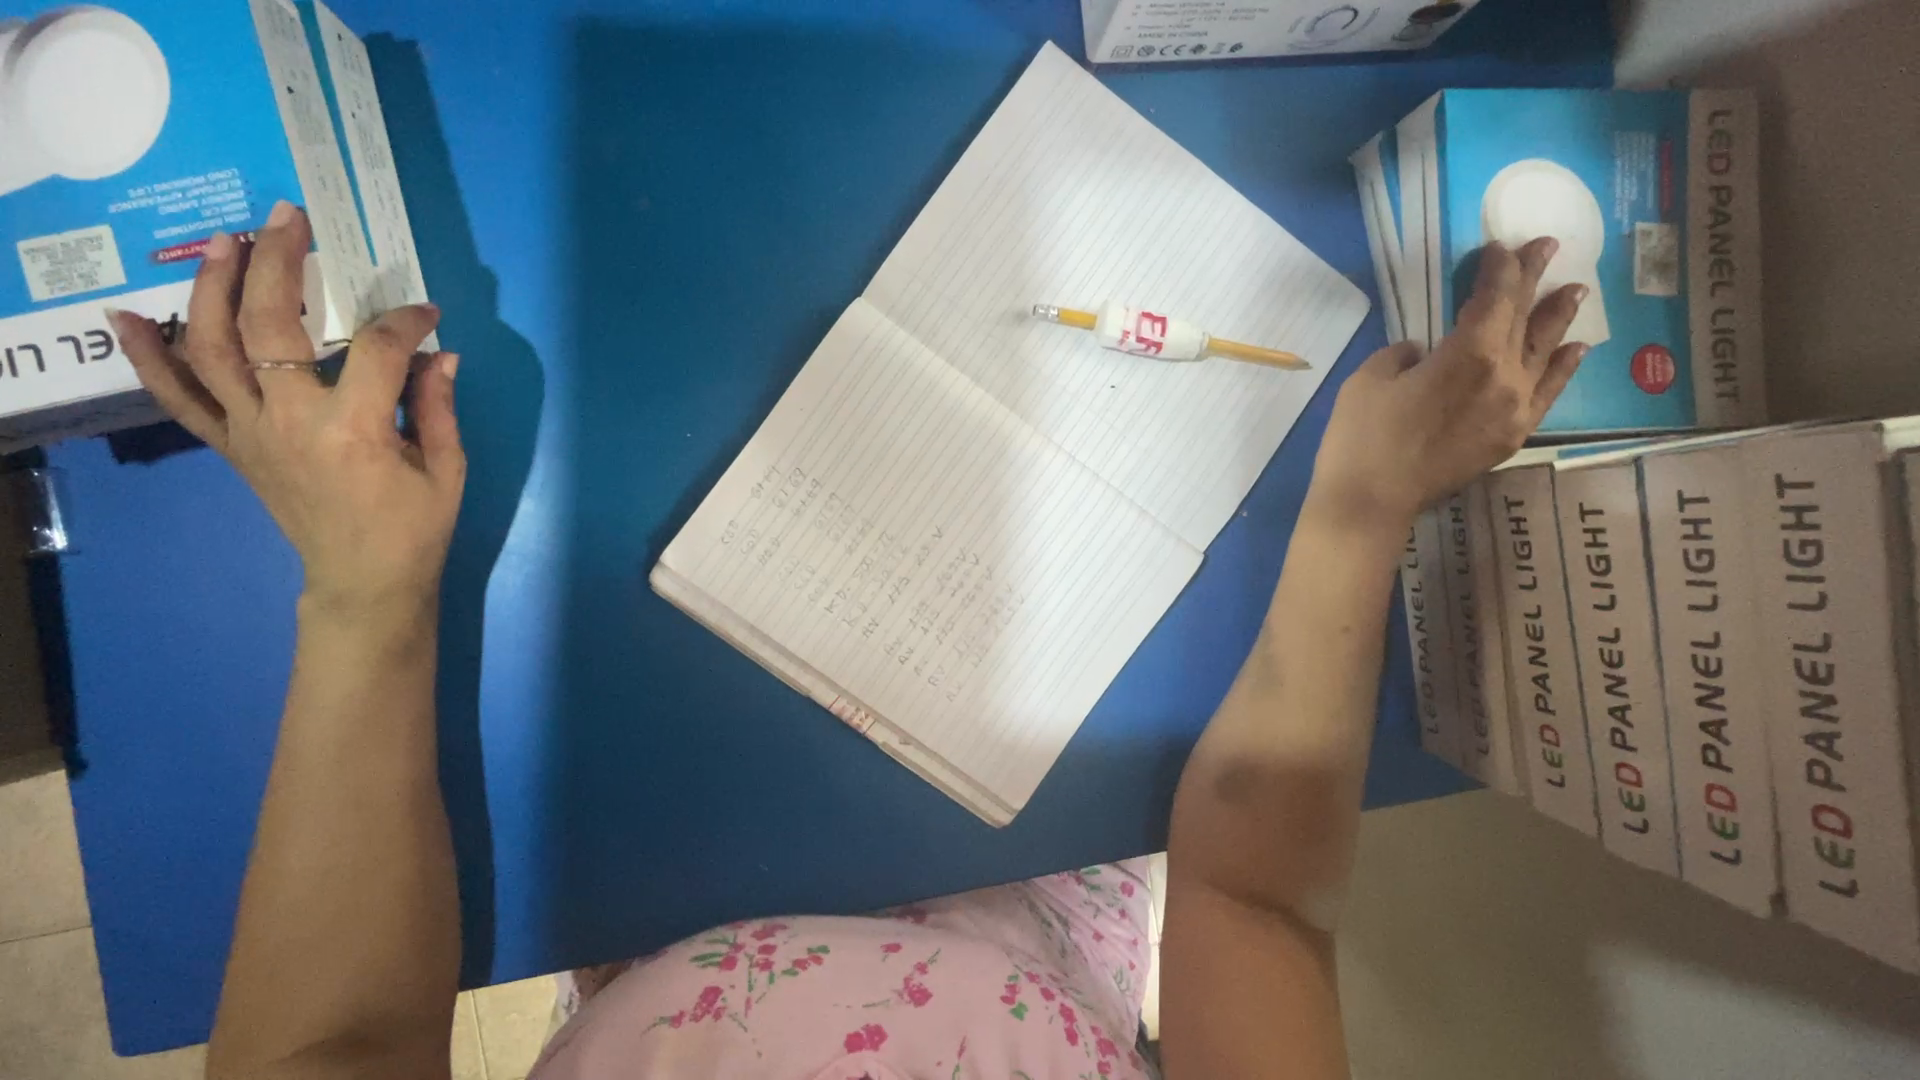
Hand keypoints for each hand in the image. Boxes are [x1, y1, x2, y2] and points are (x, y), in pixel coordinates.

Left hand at [108, 202, 464, 616]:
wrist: (364, 579)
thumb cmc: (415, 527)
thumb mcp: (447, 467)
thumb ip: (435, 405)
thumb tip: (438, 352)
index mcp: (355, 428)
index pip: (376, 348)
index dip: (405, 321)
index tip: (427, 314)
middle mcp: (290, 419)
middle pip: (272, 324)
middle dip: (282, 264)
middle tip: (291, 220)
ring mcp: (250, 430)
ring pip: (213, 345)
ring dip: (216, 288)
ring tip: (229, 242)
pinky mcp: (231, 444)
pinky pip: (178, 397)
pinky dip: (146, 358)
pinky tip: (124, 319)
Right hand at [1308, 236, 1586, 530]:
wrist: (1370, 502)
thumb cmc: (1360, 437)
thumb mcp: (1368, 380)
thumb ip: (1404, 354)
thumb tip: (1426, 354)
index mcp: (1467, 354)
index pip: (1493, 299)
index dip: (1498, 270)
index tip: (1501, 248)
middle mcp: (1504, 376)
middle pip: (1522, 319)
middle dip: (1532, 280)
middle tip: (1545, 247)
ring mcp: (1514, 409)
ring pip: (1545, 352)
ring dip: (1558, 318)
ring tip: (1574, 289)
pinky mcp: (1511, 436)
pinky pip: (1548, 393)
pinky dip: (1563, 368)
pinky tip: (1575, 349)